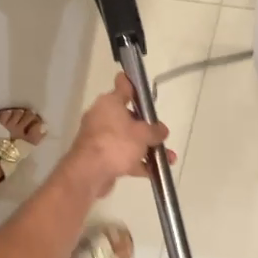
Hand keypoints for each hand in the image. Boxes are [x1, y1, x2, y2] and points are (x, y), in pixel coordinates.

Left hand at [57, 73, 171, 199]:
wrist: (89, 173)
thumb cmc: (116, 143)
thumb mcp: (143, 134)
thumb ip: (155, 130)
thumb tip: (161, 130)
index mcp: (109, 103)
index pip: (123, 87)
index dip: (133, 84)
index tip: (141, 84)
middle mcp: (102, 117)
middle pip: (128, 117)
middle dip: (147, 127)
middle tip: (161, 134)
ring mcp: (100, 138)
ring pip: (127, 139)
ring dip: (147, 148)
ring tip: (168, 157)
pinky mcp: (100, 157)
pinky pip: (122, 156)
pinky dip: (137, 162)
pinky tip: (154, 171)